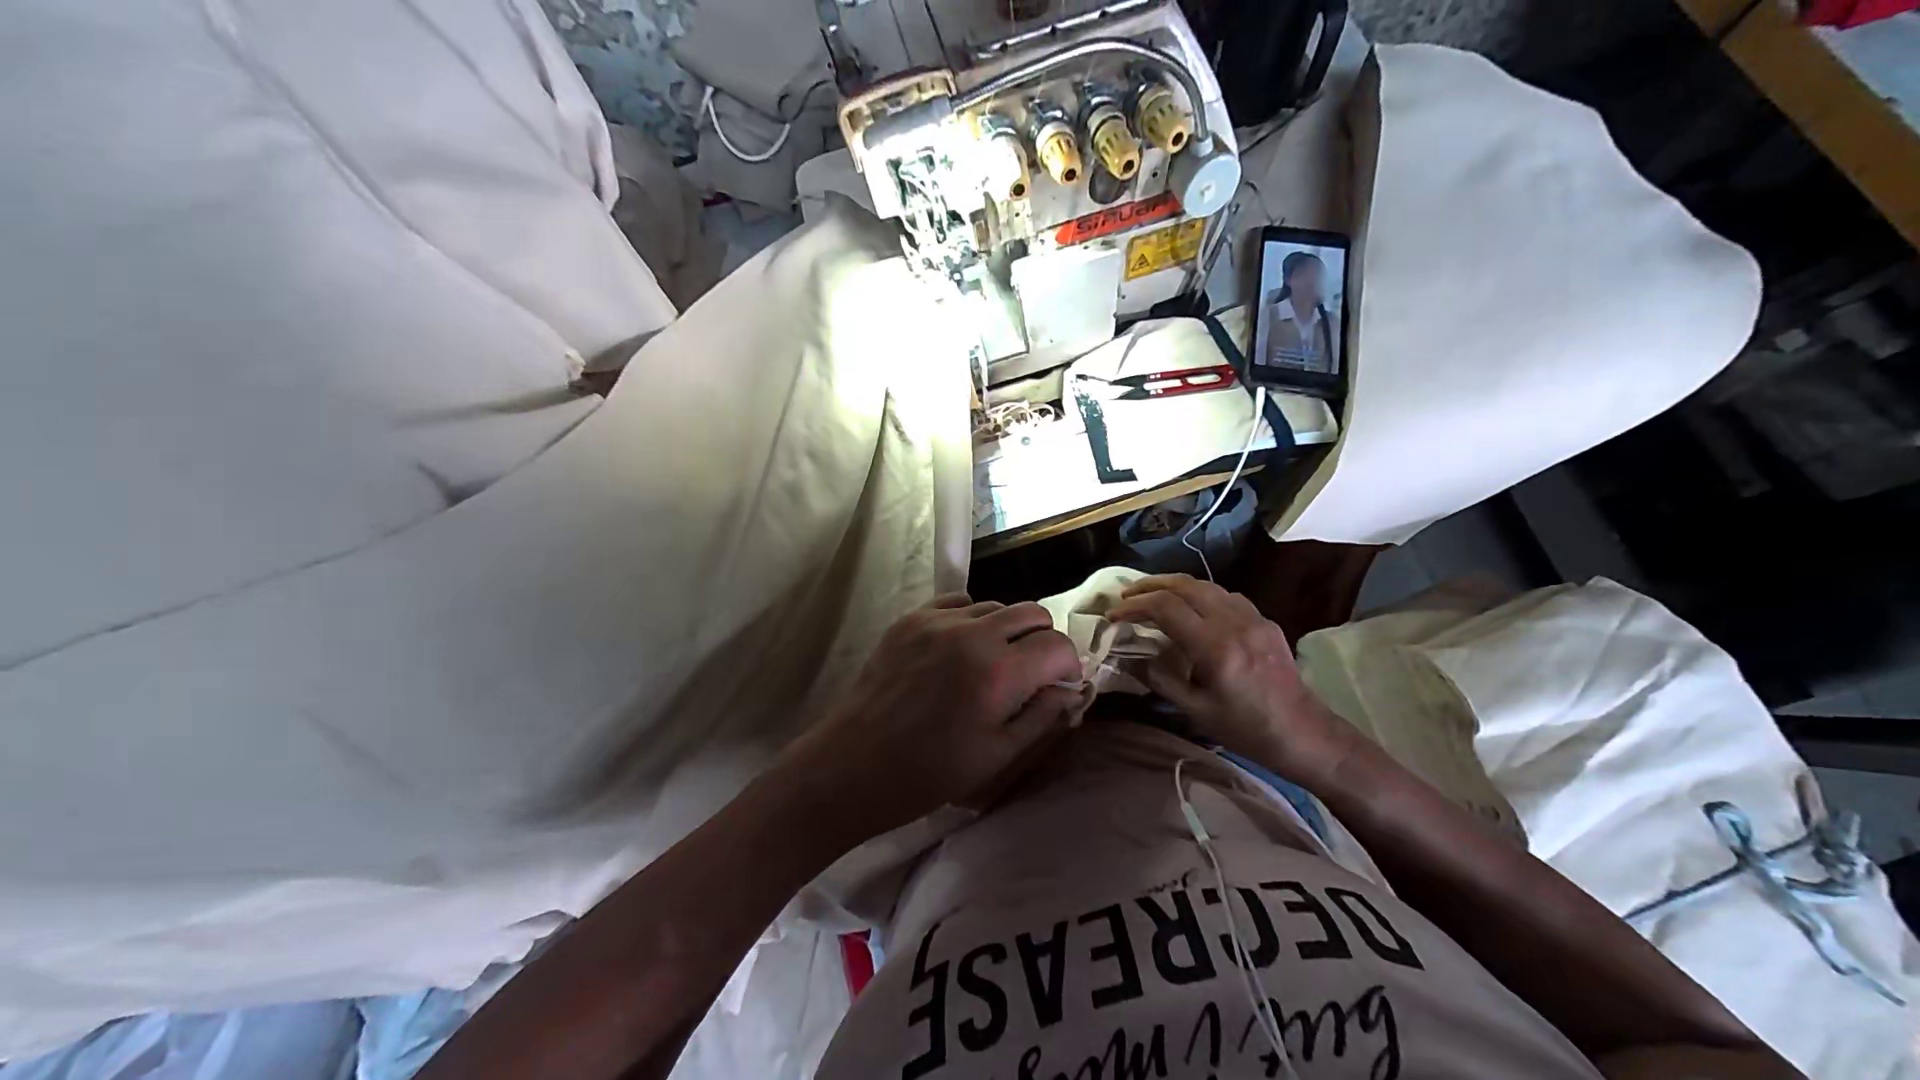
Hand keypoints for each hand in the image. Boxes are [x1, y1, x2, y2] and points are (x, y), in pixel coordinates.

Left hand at [772, 593, 1083, 842]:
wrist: (853, 766)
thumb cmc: (930, 773)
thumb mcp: (998, 755)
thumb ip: (1043, 715)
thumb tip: (1071, 688)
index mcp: (999, 673)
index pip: (1058, 646)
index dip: (1068, 666)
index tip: (1059, 686)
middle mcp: (972, 634)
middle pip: (1033, 613)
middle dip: (1043, 641)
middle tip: (1031, 673)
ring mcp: (937, 621)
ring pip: (996, 605)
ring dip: (1007, 630)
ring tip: (991, 664)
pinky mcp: (910, 619)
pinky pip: (958, 602)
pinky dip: (972, 619)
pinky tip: (960, 650)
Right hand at [1106, 574, 1354, 780]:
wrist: (1303, 733)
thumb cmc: (1246, 729)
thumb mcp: (1195, 710)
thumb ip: (1161, 679)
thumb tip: (1133, 657)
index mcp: (1215, 647)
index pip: (1166, 607)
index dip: (1134, 606)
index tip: (1114, 615)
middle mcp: (1234, 623)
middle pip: (1184, 585)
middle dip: (1150, 586)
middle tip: (1126, 596)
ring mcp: (1253, 618)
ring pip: (1206, 585)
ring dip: (1174, 586)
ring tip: (1152, 596)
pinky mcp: (1264, 620)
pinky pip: (1225, 595)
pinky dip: (1199, 594)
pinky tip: (1190, 608)